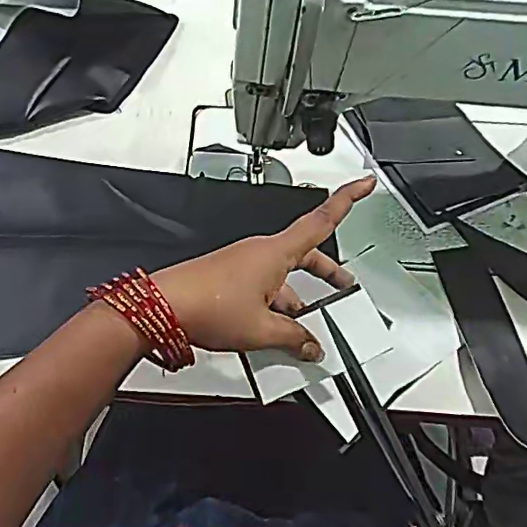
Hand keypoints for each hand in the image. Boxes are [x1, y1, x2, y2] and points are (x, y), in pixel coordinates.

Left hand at [150, 177, 375, 361]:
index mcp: (275, 251)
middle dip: (326, 273)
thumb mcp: (261, 329)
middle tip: (342, 286)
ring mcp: (242, 263)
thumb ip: (294, 337)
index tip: (364, 183)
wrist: (161, 307)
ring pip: (281, 276)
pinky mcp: (227, 277)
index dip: (347, 200)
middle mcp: (259, 252)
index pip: (321, 219)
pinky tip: (274, 330)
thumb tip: (310, 344)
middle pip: (305, 255)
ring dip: (296, 298)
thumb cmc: (204, 304)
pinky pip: (261, 285)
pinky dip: (273, 304)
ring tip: (304, 330)